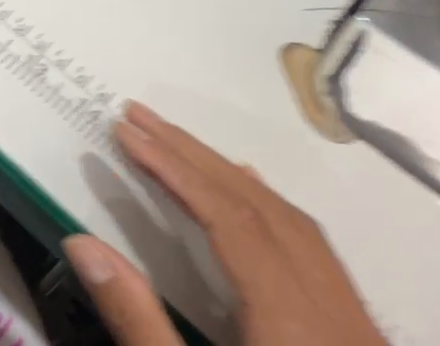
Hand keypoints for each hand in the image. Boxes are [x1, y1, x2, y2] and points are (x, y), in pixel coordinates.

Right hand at [61, 102, 385, 345]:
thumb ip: (136, 320)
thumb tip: (80, 241)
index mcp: (291, 322)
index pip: (228, 218)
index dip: (174, 167)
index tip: (124, 131)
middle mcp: (333, 313)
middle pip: (264, 210)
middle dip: (196, 156)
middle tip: (138, 116)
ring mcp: (356, 327)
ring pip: (299, 228)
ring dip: (232, 177)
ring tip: (179, 144)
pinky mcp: (359, 340)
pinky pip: (317, 252)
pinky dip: (272, 210)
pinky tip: (251, 203)